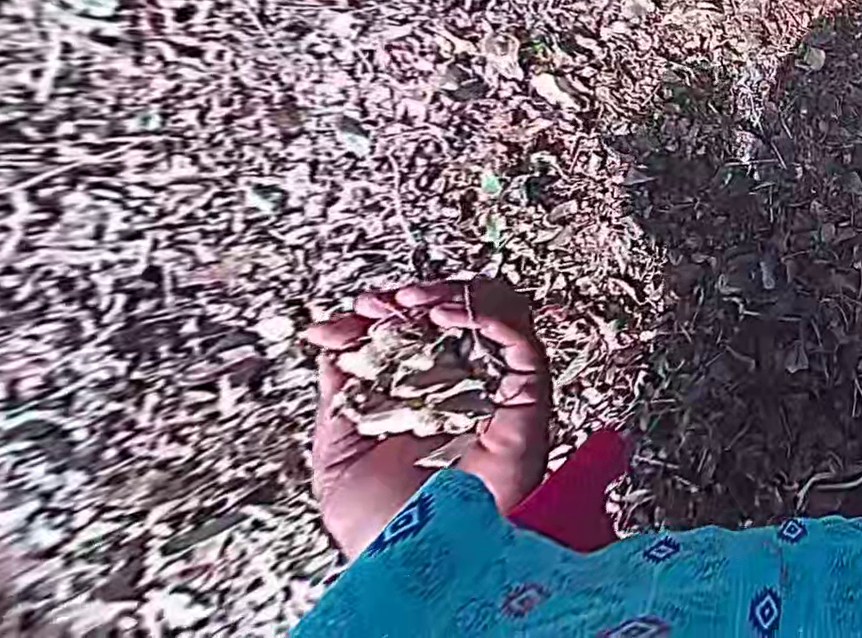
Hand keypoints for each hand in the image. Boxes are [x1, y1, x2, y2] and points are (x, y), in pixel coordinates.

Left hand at [304, 282, 550, 557]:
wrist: (424, 568)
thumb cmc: (387, 532)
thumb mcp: (339, 457)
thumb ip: (341, 397)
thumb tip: (334, 343)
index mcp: (425, 395)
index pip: (417, 332)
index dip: (389, 313)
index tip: (357, 312)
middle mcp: (465, 384)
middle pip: (462, 312)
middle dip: (422, 295)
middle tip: (388, 301)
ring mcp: (497, 385)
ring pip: (499, 312)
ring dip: (457, 294)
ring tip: (418, 300)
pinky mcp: (527, 392)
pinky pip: (520, 340)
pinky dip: (488, 314)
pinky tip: (449, 314)